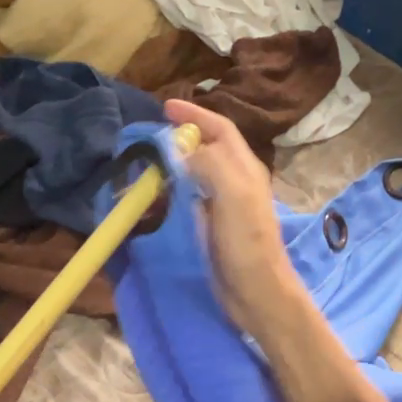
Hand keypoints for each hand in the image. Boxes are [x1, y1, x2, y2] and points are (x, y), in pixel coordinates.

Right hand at [165, 100, 301, 334]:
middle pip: (207, 149)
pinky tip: (154, 199)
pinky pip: (188, 200)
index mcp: (244, 168)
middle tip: (149, 138)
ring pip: (195, 174)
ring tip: (146, 165)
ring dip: (172, 165)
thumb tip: (179, 150)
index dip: (195, 115)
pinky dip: (170, 192)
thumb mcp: (231, 194)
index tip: (165, 107)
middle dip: (181, 138)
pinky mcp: (211, 229)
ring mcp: (223, 207)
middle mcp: (235, 183)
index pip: (220, 129)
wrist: (256, 293)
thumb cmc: (247, 243)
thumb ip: (208, 163)